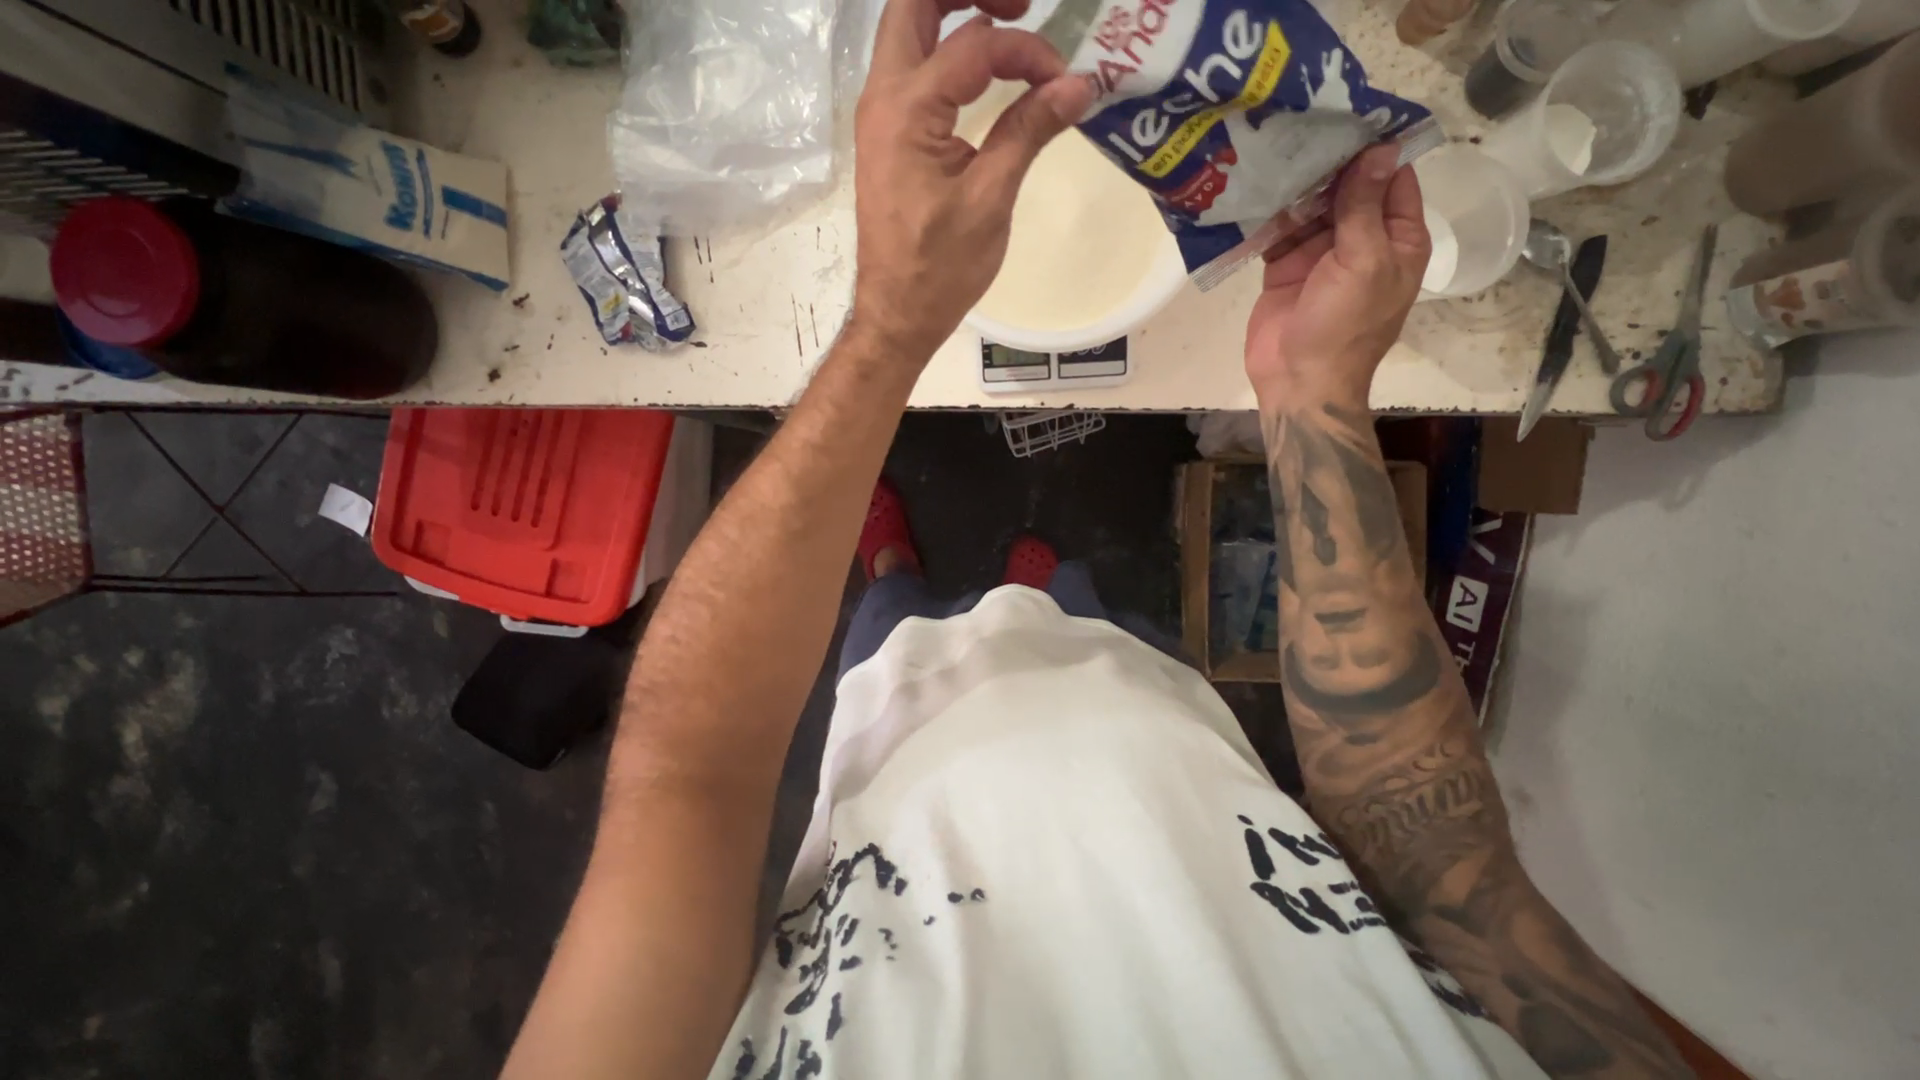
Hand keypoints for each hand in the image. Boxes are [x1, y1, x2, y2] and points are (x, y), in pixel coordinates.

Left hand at [848, 0, 1095, 358]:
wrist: (896, 313)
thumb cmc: (940, 267)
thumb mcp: (990, 199)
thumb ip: (1029, 131)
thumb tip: (1078, 83)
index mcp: (906, 110)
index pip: (974, 45)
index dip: (1027, 52)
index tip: (1063, 84)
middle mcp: (883, 97)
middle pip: (915, 3)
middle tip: (1022, 6)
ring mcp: (880, 114)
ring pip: (910, 28)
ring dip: (956, 12)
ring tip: (1011, 21)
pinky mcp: (888, 133)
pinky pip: (914, 67)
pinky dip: (948, 50)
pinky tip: (986, 67)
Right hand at [1244, 145, 1429, 407]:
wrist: (1298, 382)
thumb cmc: (1343, 326)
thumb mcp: (1364, 261)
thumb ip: (1366, 206)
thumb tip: (1381, 148)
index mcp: (1397, 237)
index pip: (1392, 178)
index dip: (1373, 147)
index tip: (1346, 111)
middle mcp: (1362, 240)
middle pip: (1347, 188)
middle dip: (1326, 160)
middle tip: (1297, 120)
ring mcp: (1321, 255)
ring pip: (1310, 206)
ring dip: (1293, 183)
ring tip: (1270, 144)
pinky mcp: (1285, 268)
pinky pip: (1278, 230)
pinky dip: (1268, 212)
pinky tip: (1252, 184)